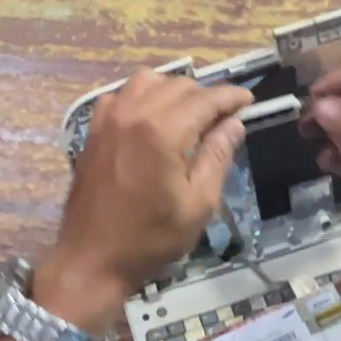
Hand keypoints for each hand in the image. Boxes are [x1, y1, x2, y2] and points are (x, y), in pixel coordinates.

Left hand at [36, 70, 251, 329]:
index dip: (231, 97)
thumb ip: (217, 157)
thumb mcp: (198, 204)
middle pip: (179, 86)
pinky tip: (152, 120)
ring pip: (148, 82)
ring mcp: (108, 119)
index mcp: (163, 132)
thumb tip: (234, 124)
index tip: (248, 102)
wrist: (93, 259)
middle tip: (223, 118)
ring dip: (174, 91)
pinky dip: (142, 98)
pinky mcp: (94, 130)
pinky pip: (121, 96)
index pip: (206, 99)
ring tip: (189, 115)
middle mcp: (134, 114)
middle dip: (206, 96)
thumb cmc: (151, 239)